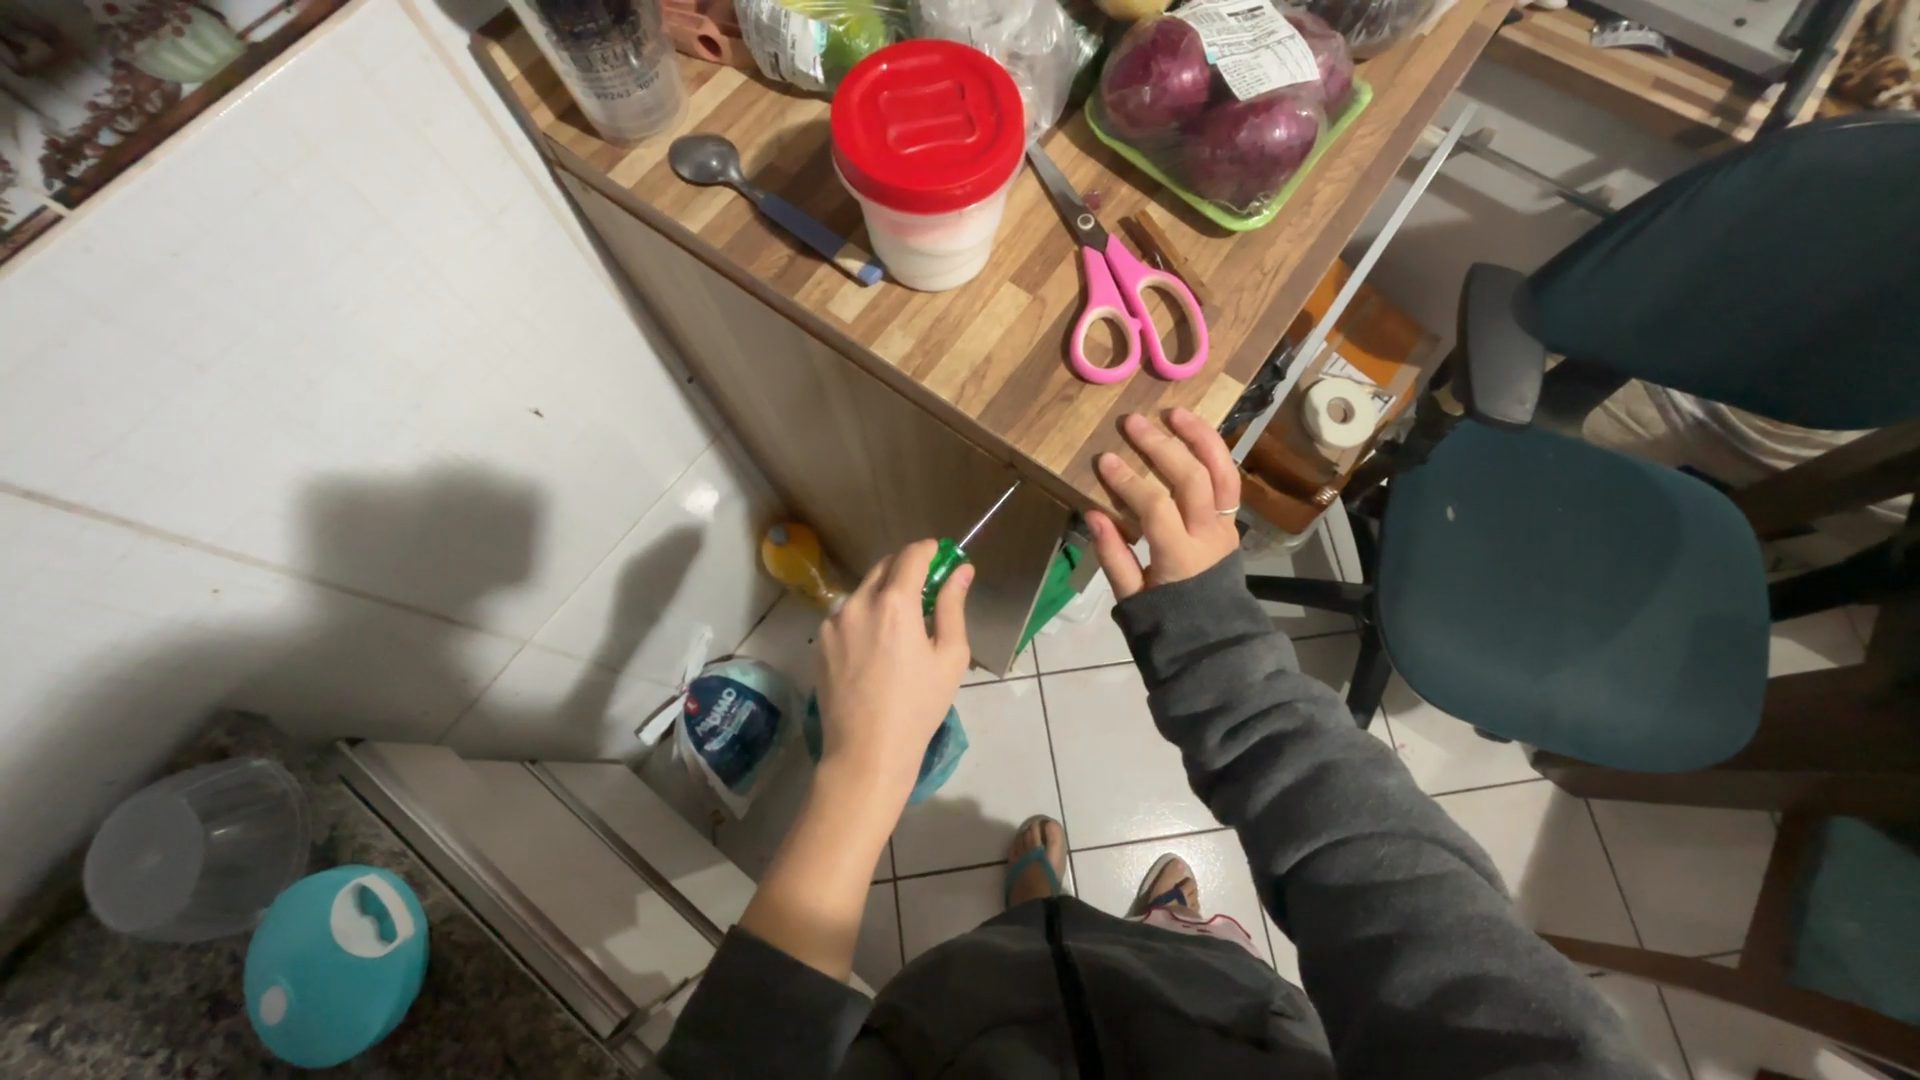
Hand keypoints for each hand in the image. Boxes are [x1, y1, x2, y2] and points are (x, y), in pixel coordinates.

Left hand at [814, 539, 972, 797]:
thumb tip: (961, 570)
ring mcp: (833, 622)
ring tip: (899, 628)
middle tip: (926, 592)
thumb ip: (953, 606)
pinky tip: (874, 650)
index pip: (911, 555)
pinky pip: (846, 616)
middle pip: (883, 566)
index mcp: (894, 603)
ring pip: (862, 591)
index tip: (941, 555)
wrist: (866, 751)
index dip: (929, 550)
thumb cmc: (918, 706)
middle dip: (906, 569)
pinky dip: (863, 618)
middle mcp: (858, 602)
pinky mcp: (820, 642)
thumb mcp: (950, 656)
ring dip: (883, 595)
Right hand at [1086, 409, 1240, 600]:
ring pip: (1222, 471)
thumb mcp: (1132, 597)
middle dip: (1161, 447)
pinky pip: (1228, 478)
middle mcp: (1210, 535)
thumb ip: (1114, 554)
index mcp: (1181, 558)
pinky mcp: (1232, 520)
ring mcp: (1227, 525)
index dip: (1129, 481)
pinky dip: (1213, 451)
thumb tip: (1092, 512)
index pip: (1156, 508)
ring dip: (1199, 437)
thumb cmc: (1166, 619)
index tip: (1104, 460)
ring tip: (1174, 412)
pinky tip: (1193, 432)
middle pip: (1192, 479)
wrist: (1213, 637)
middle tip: (1133, 423)